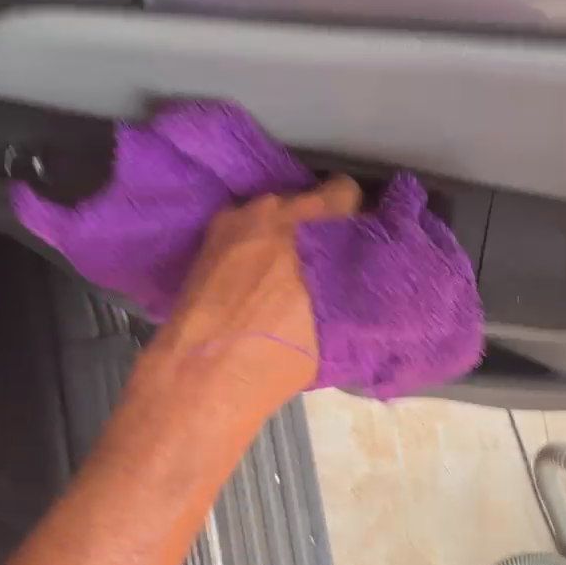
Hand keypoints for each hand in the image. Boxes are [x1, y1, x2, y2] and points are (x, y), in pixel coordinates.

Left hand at [150, 177, 361, 416]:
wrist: (210, 371)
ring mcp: (241, 217)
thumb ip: (349, 289)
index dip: (354, 219)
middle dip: (317, 224)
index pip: (347, 193)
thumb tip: (354, 282)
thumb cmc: (283, 356)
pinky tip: (250, 273)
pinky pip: (243, 223)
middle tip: (320, 261)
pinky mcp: (212, 233)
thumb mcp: (337, 329)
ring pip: (273, 211)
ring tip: (280, 269)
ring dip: (282, 231)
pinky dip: (252, 241)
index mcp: (319, 226)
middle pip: (308, 198)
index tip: (355, 242)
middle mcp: (279, 209)